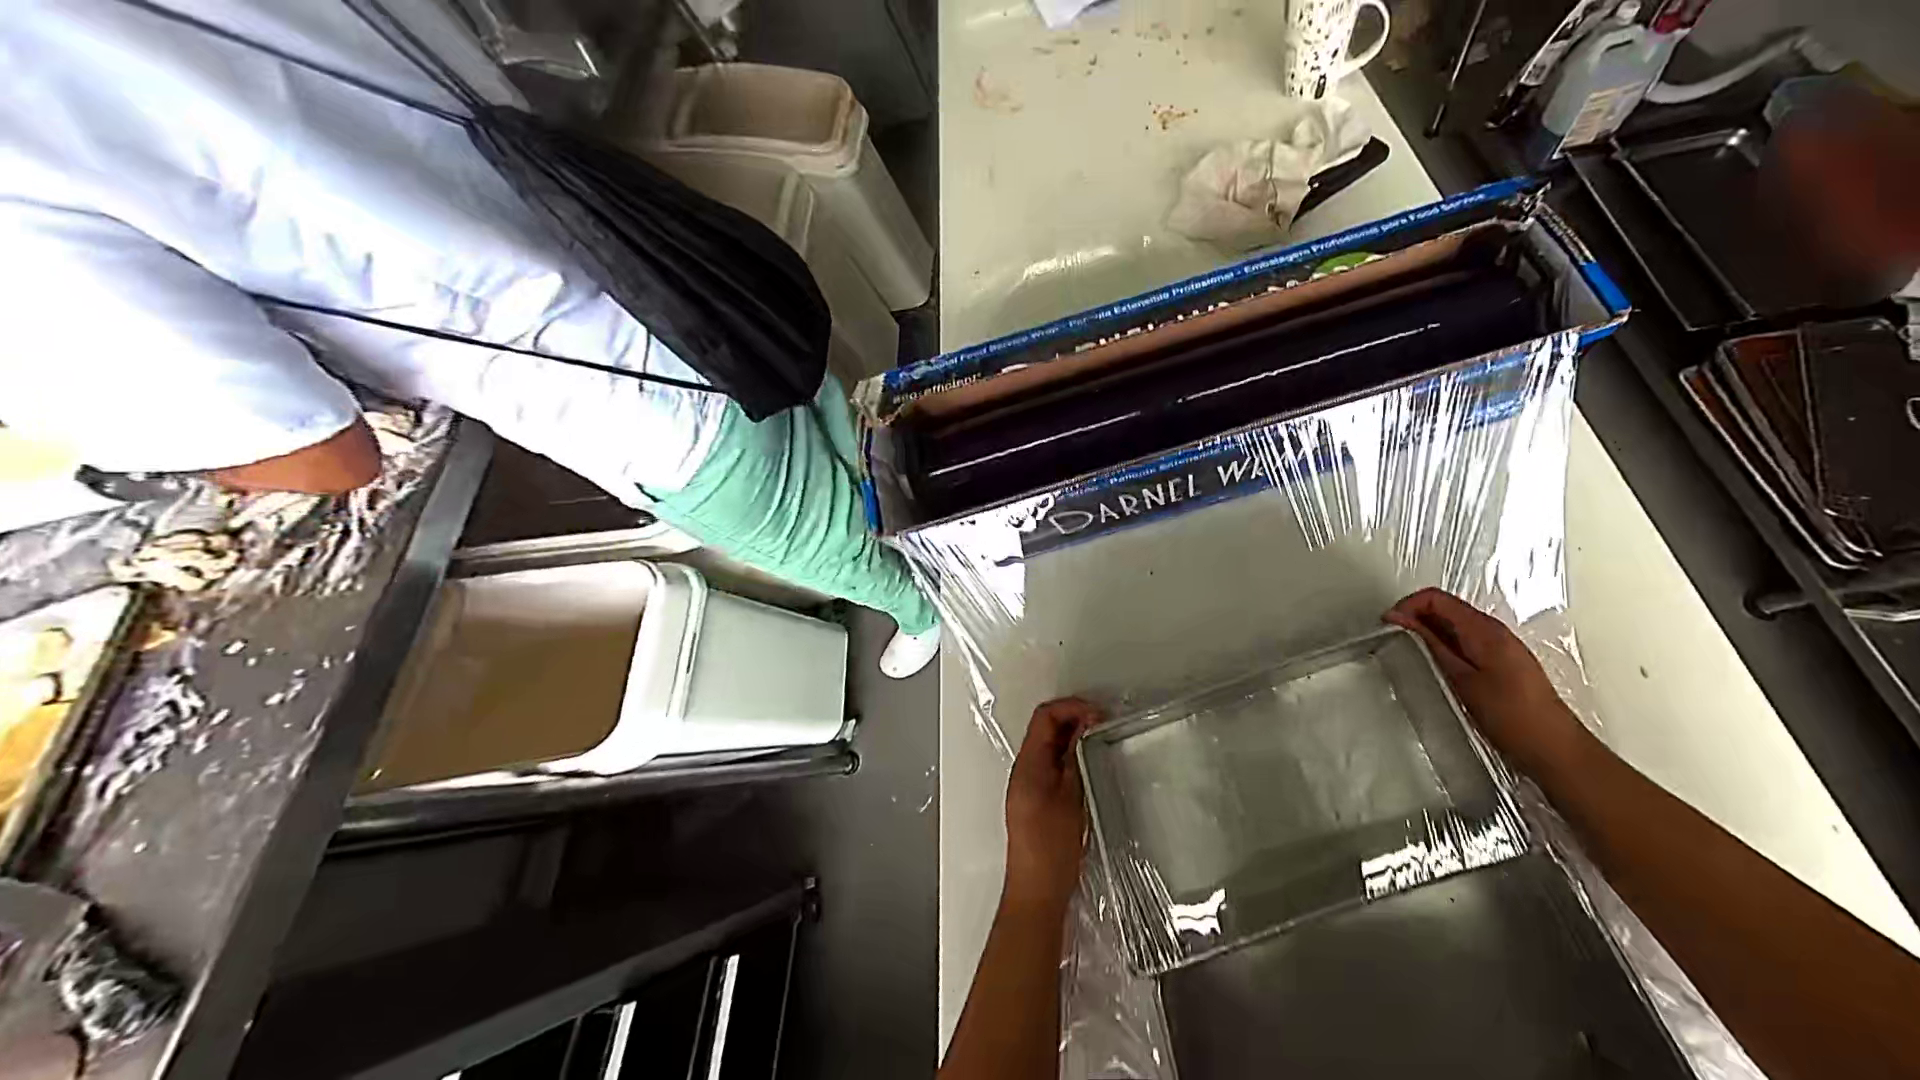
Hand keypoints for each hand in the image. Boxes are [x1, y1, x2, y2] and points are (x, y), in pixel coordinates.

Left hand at [1003, 697, 1102, 911]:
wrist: (1037, 889)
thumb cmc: (1053, 846)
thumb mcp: (1071, 797)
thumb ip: (1074, 759)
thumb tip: (1081, 730)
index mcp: (1028, 764)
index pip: (1044, 717)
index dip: (1071, 707)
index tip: (1098, 714)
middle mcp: (1023, 769)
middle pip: (1043, 728)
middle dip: (1072, 718)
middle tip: (1102, 723)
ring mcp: (1026, 783)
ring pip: (1047, 745)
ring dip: (1071, 737)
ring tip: (1099, 739)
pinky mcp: (1033, 798)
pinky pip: (1049, 763)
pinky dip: (1067, 756)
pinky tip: (1088, 764)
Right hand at [1384, 588, 1598, 782]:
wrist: (1554, 749)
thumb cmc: (1510, 716)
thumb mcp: (1460, 678)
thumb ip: (1430, 644)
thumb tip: (1400, 619)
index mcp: (1485, 630)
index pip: (1436, 598)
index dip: (1406, 606)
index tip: (1388, 626)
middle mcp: (1495, 631)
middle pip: (1445, 607)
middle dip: (1414, 618)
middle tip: (1392, 639)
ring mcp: (1501, 646)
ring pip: (1453, 625)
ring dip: (1427, 633)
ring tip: (1409, 654)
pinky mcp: (1501, 662)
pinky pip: (1464, 641)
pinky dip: (1442, 646)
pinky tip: (1434, 666)